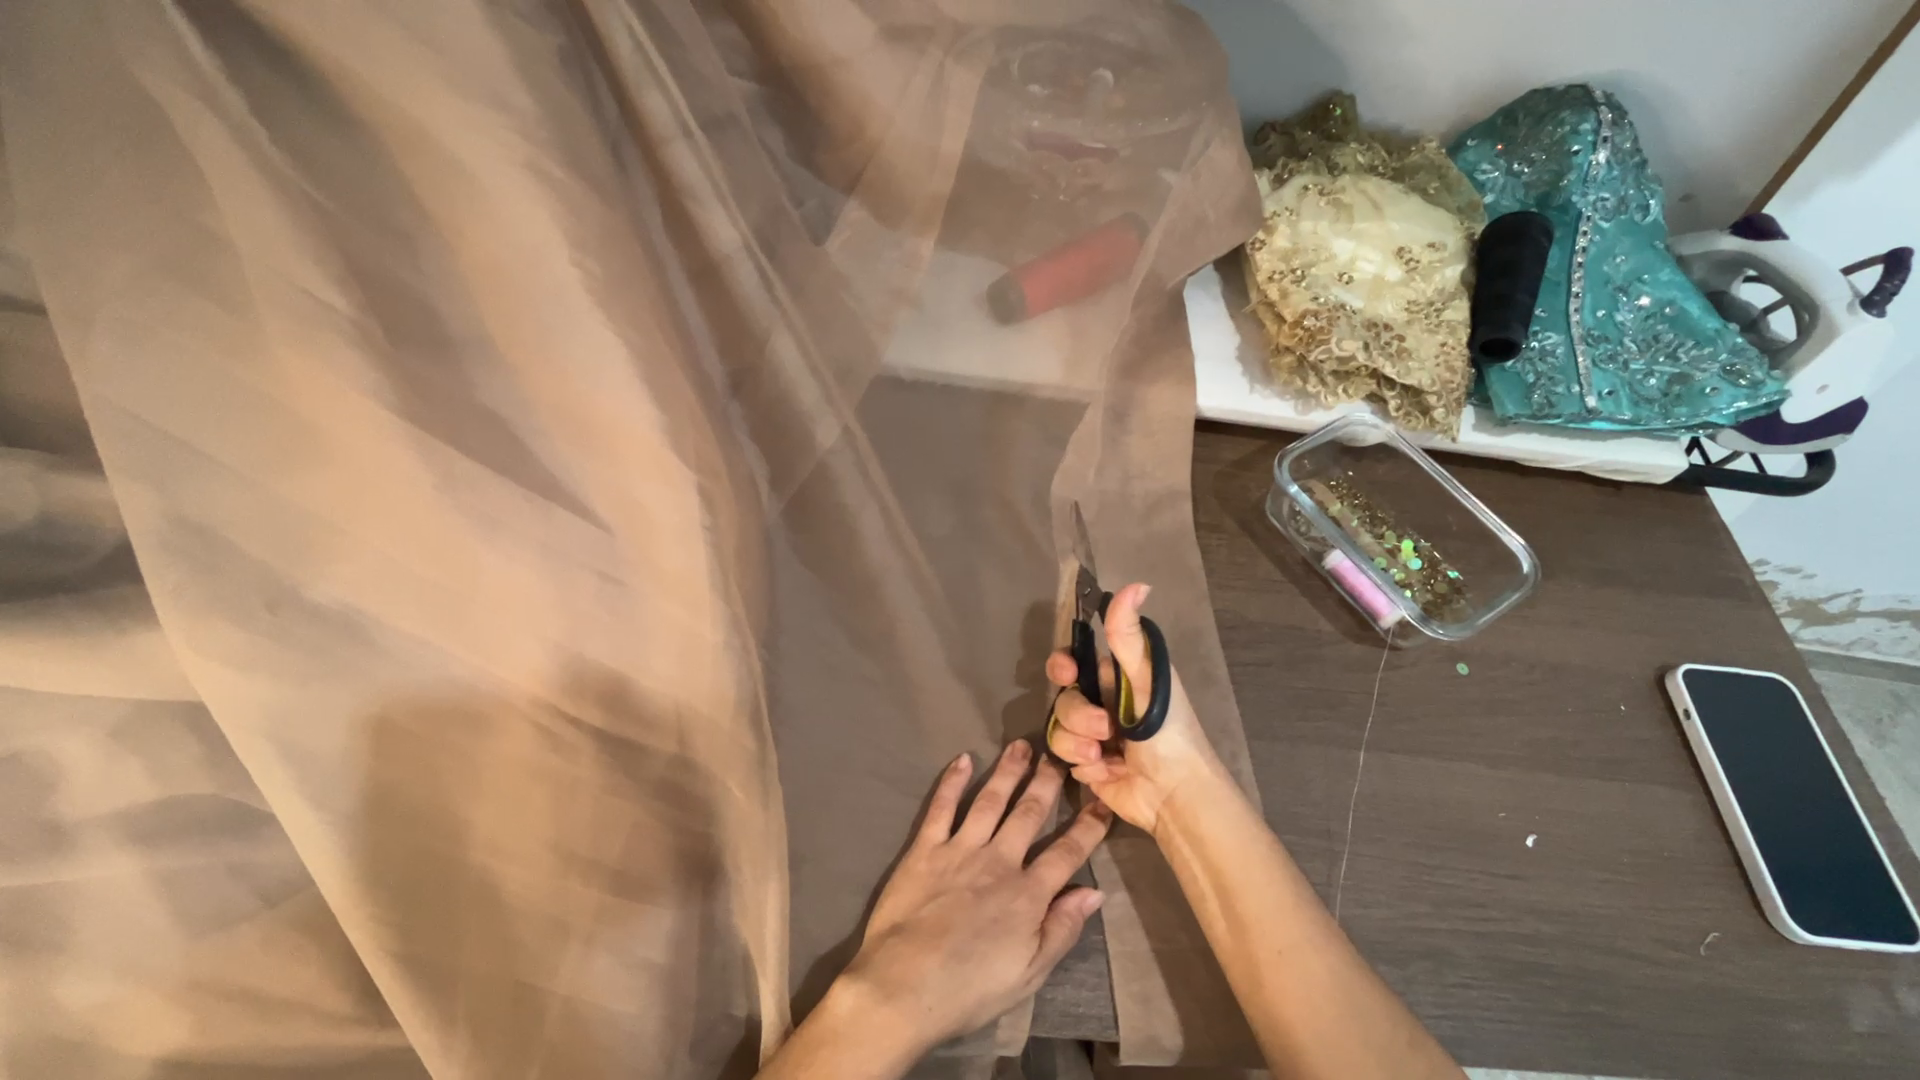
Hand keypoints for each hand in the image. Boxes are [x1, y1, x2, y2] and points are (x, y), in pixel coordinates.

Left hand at [837, 740, 1112, 1053]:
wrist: (904, 987)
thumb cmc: (969, 990)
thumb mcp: (1029, 973)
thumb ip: (1062, 929)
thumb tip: (1094, 891)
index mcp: (1028, 894)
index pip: (1067, 852)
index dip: (1088, 826)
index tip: (1102, 802)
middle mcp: (998, 861)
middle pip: (1029, 813)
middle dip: (1047, 783)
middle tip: (1060, 756)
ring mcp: (960, 850)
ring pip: (990, 800)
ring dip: (1008, 771)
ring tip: (1021, 746)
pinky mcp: (925, 849)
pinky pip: (942, 807)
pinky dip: (952, 781)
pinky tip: (962, 760)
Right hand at [1045, 582, 1227, 835]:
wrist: (1174, 795)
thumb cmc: (1169, 732)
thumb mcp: (1150, 679)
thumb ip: (1130, 636)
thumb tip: (1137, 583)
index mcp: (1118, 677)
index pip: (1074, 660)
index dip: (1062, 666)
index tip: (1066, 673)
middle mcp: (1102, 702)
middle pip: (1063, 696)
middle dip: (1078, 715)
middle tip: (1104, 728)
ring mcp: (1091, 735)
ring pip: (1059, 728)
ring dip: (1079, 743)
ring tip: (1106, 756)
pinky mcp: (1086, 764)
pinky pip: (1063, 756)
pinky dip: (1085, 765)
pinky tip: (1107, 772)